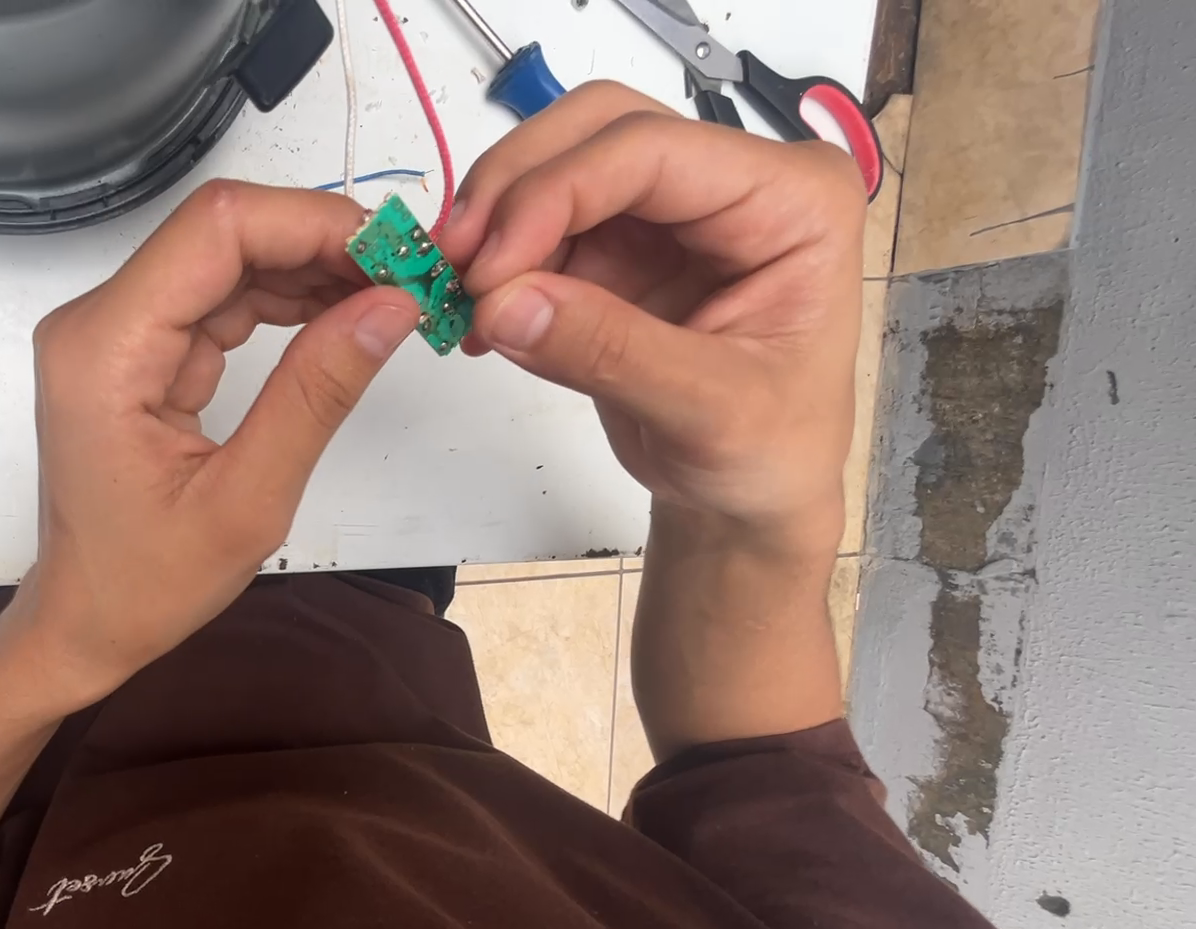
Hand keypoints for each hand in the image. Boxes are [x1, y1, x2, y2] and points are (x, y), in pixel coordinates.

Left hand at [2, 181, 420, 702]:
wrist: (87, 619)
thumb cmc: (150, 583)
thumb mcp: (248, 500)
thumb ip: (316, 394)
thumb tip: (393, 305)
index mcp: (105, 351)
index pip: (217, 230)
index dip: (315, 224)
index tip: (399, 256)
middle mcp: (97, 323)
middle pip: (220, 235)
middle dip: (320, 245)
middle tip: (407, 279)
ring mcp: (113, 334)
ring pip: (224, 262)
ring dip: (308, 272)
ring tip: (385, 299)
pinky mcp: (135, 354)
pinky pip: (215, 303)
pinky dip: (280, 304)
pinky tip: (335, 318)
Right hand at [438, 81, 866, 556]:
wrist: (742, 487)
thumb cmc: (763, 451)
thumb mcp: (706, 410)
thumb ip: (607, 352)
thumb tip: (499, 305)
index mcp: (784, 201)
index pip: (648, 151)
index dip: (551, 196)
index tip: (483, 272)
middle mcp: (721, 189)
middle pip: (594, 132)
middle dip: (511, 189)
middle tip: (452, 263)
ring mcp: (660, 221)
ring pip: (552, 175)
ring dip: (490, 228)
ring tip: (458, 301)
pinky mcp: (611, 260)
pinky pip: (533, 236)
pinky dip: (492, 269)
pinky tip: (476, 320)